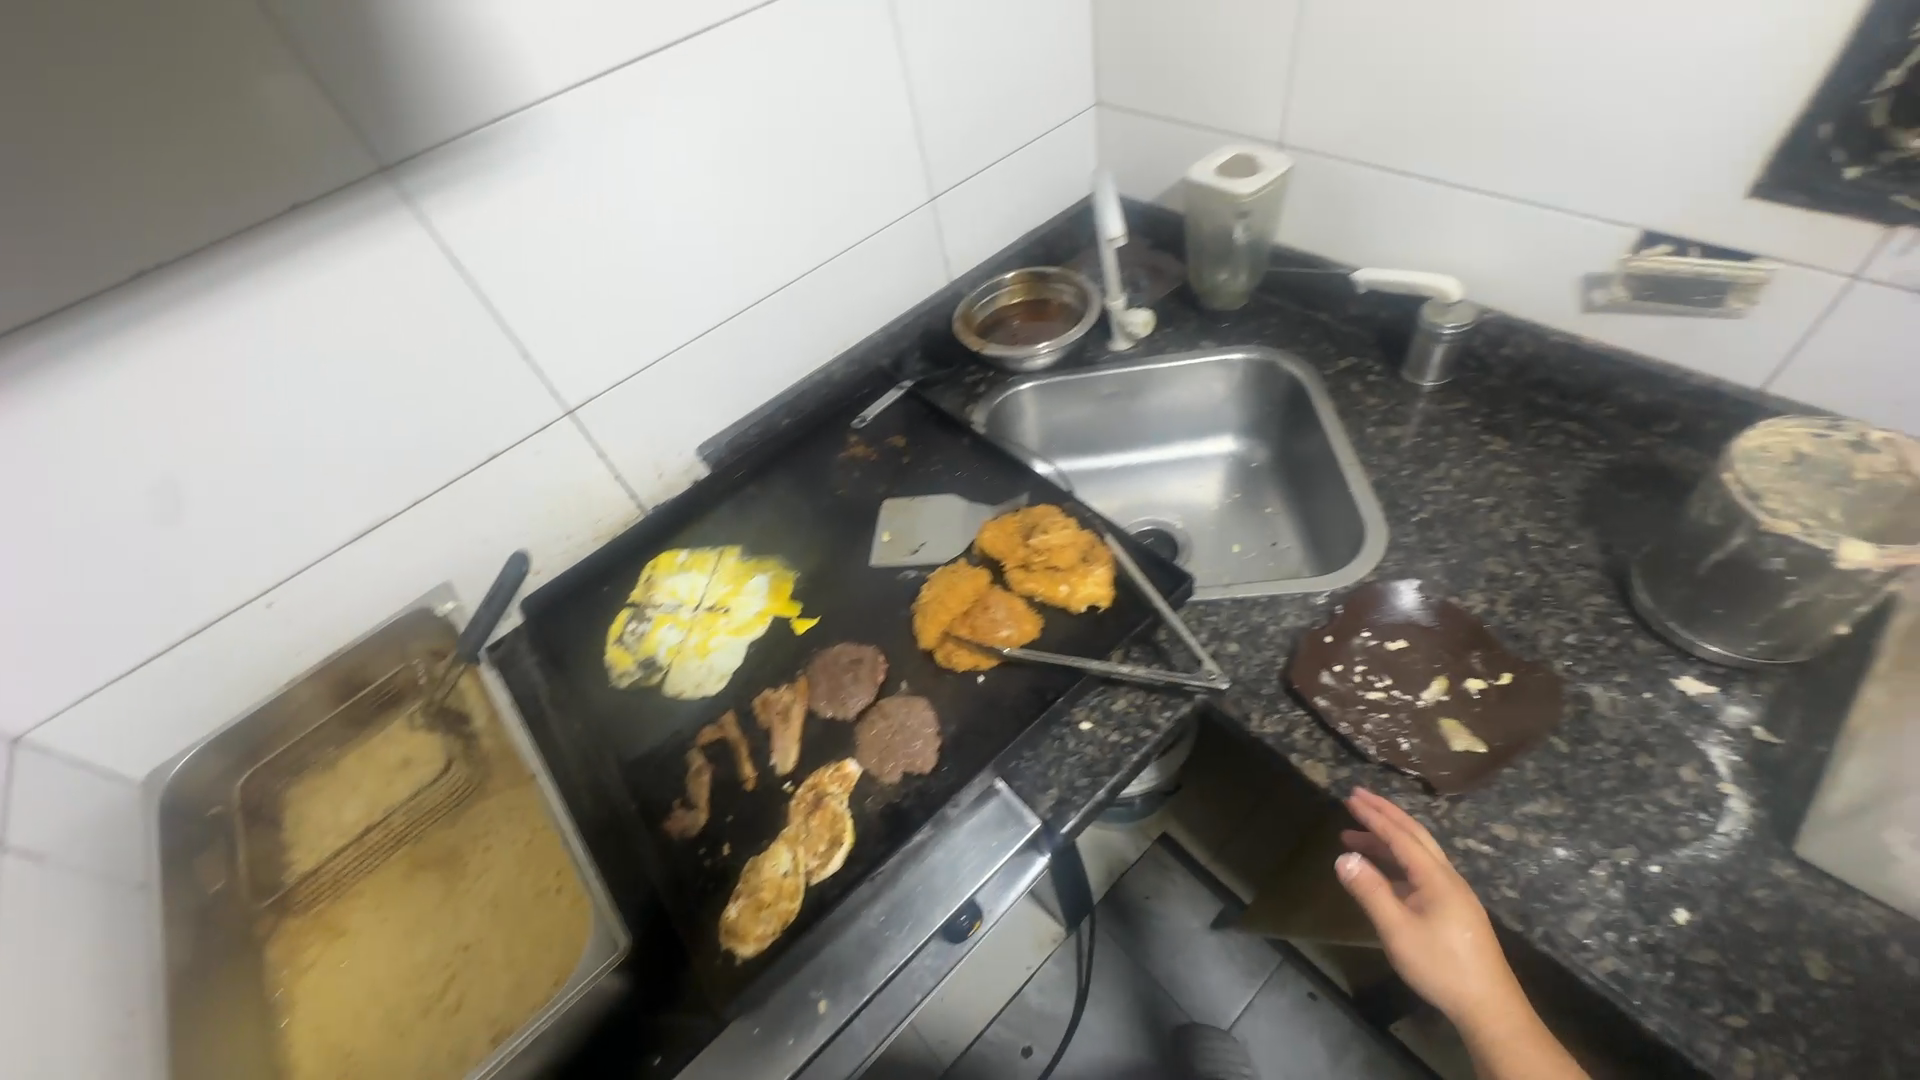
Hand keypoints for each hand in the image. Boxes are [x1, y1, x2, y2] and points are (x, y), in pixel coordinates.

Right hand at [1334, 788, 1524, 1028]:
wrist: (1490, 1008)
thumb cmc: (1440, 966)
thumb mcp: (1396, 930)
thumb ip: (1369, 891)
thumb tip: (1343, 857)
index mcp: (1436, 878)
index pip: (1400, 836)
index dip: (1374, 816)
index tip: (1350, 797)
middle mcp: (1448, 878)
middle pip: (1415, 835)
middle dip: (1385, 814)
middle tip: (1357, 798)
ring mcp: (1454, 894)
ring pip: (1419, 853)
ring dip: (1388, 839)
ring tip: (1355, 836)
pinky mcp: (1455, 910)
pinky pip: (1422, 870)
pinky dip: (1397, 859)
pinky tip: (1383, 872)